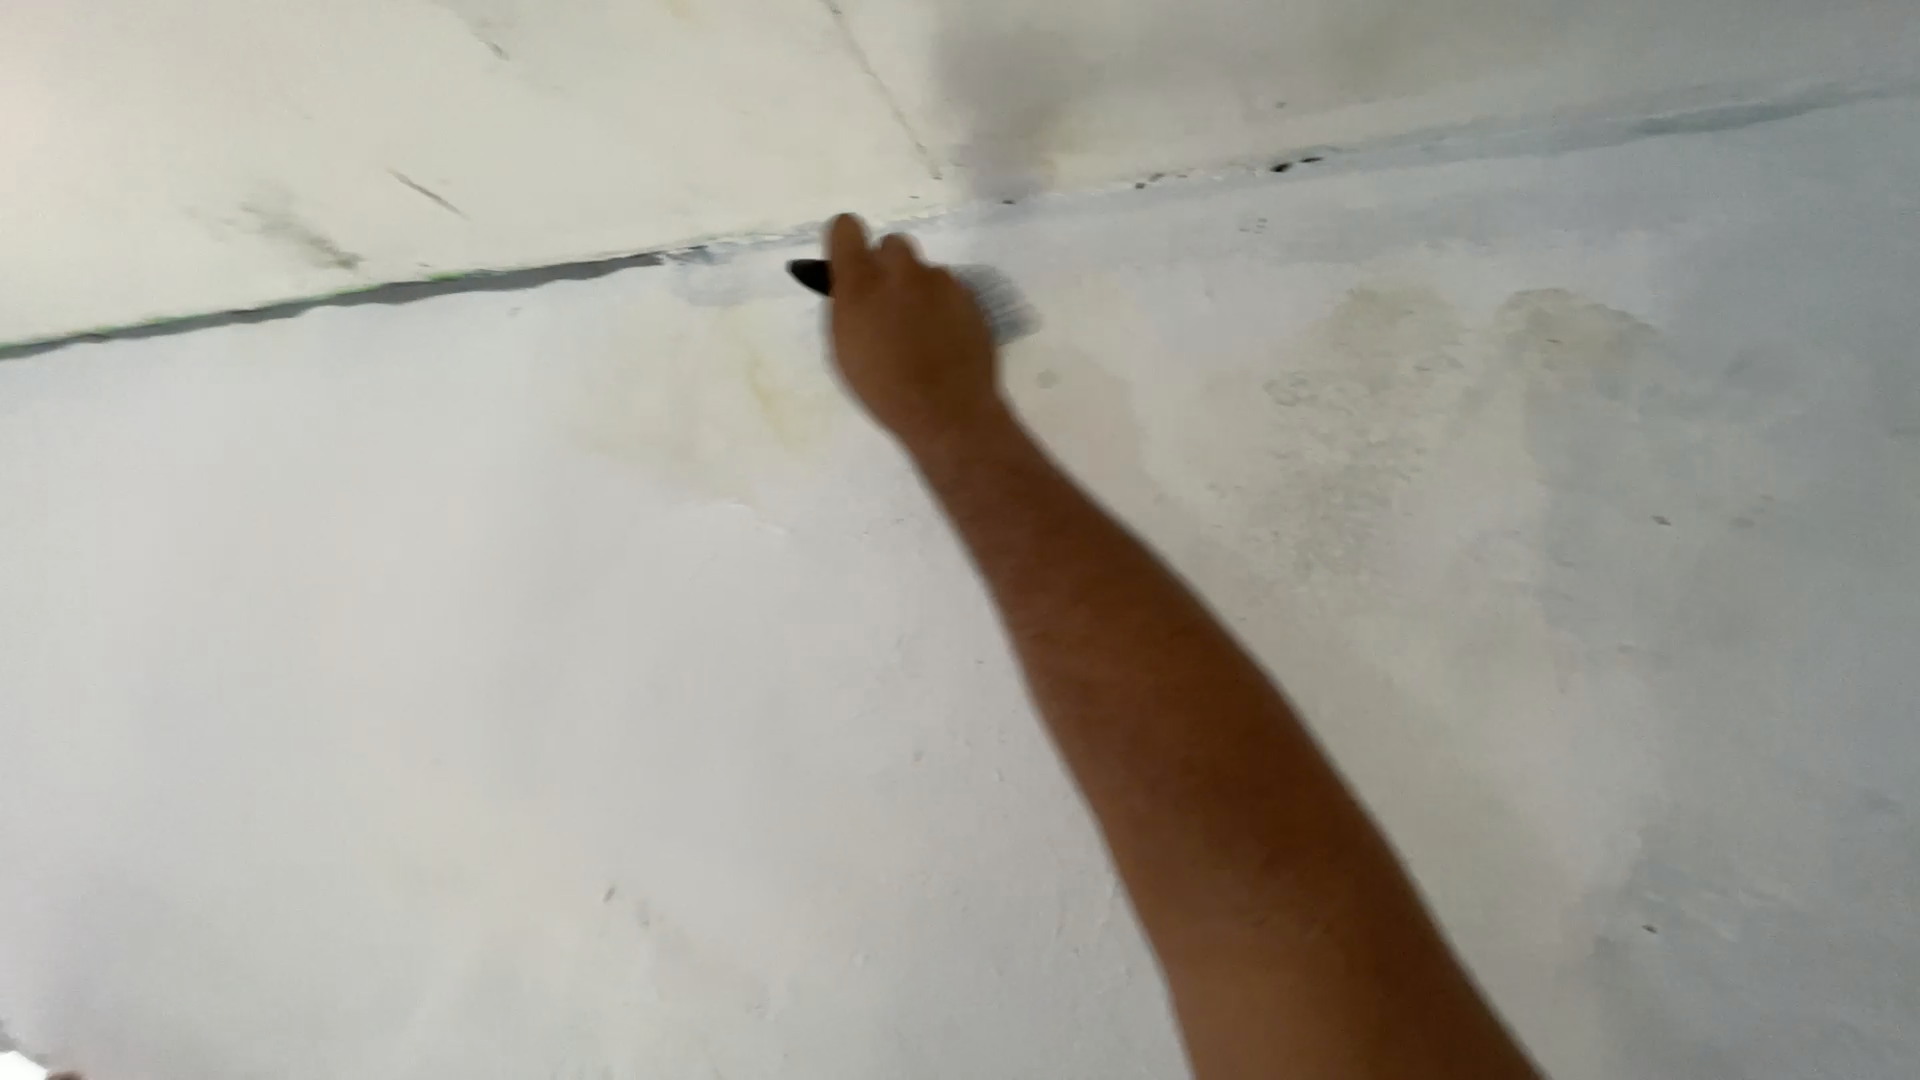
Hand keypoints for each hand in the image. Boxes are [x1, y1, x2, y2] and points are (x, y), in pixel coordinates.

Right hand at [823, 214, 1004, 450]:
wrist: (949, 412)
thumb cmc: (885, 390)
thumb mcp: (845, 350)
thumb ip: (847, 306)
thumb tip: (850, 284)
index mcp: (862, 283)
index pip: (846, 227)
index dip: (847, 243)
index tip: (851, 265)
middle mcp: (902, 270)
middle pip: (892, 245)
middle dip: (888, 268)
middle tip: (890, 308)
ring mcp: (942, 281)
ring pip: (925, 272)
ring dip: (919, 291)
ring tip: (923, 334)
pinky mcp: (971, 296)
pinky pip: (951, 292)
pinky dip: (945, 309)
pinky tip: (945, 342)